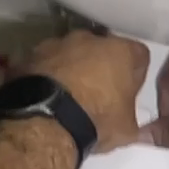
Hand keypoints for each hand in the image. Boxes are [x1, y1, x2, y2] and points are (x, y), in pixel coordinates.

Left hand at [19, 32, 150, 152]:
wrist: (44, 122)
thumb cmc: (95, 120)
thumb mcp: (127, 129)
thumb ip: (134, 119)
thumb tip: (136, 126)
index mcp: (121, 52)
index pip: (138, 55)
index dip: (135, 73)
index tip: (129, 90)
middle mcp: (90, 39)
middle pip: (102, 49)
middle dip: (101, 66)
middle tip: (98, 92)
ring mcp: (56, 44)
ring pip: (70, 52)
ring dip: (72, 68)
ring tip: (68, 96)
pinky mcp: (30, 55)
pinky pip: (44, 63)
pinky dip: (46, 74)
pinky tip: (46, 95)